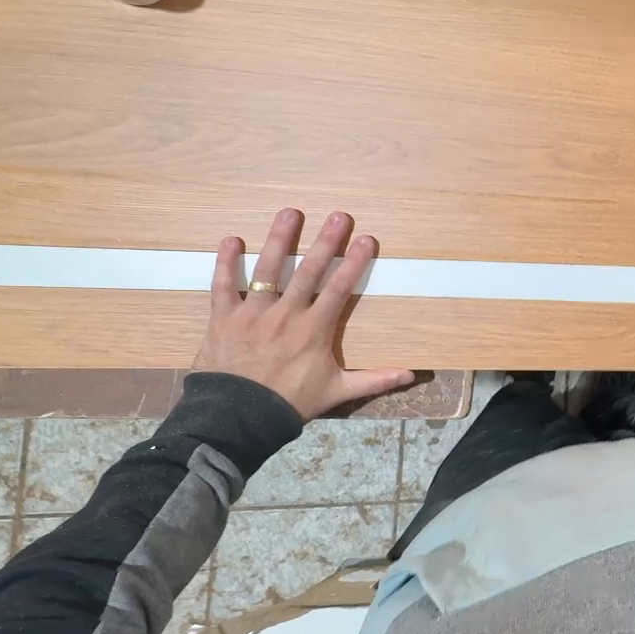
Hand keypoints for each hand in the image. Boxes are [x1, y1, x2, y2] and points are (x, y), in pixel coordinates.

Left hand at [194, 208, 414, 420]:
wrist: (235, 420)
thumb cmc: (289, 403)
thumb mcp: (337, 391)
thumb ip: (375, 380)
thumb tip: (412, 375)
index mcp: (314, 329)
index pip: (339, 288)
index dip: (354, 262)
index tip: (366, 239)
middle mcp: (286, 315)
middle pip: (308, 271)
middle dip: (326, 242)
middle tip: (338, 216)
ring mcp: (253, 314)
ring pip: (268, 270)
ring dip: (279, 240)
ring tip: (290, 213)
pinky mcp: (223, 319)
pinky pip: (223, 286)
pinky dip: (226, 262)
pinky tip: (232, 239)